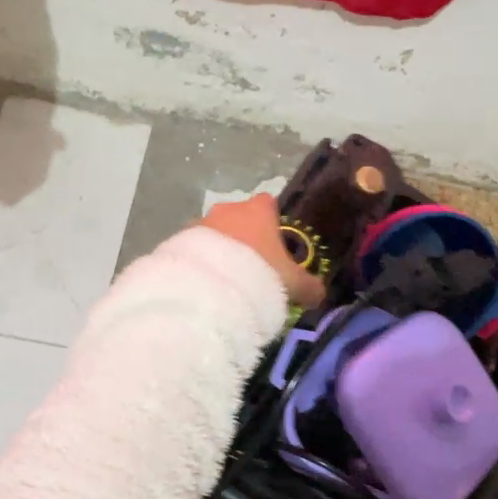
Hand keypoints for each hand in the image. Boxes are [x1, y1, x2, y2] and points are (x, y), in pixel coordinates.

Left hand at [200, 194, 326, 308]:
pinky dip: (201, 262)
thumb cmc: (261, 275)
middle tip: (252, 269)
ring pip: (215, 233)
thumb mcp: (295, 285)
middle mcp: (228, 208)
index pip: (269, 205)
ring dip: (220, 250)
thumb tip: (319, 293)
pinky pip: (195, 249)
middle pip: (240, 218)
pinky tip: (206, 285)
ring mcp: (201, 222)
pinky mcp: (179, 240)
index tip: (276, 248)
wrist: (212, 288)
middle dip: (245, 238)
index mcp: (259, 210)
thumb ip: (310, 286)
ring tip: (227, 281)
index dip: (274, 224)